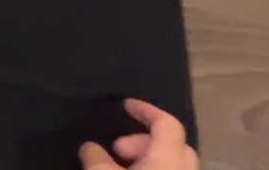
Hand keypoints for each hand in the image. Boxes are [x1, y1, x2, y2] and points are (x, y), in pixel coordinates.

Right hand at [78, 99, 198, 168]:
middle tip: (120, 148)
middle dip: (148, 138)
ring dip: (152, 159)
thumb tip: (91, 147)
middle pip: (177, 145)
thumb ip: (95, 156)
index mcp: (169, 160)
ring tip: (123, 166)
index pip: (168, 124)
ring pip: (177, 165)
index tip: (125, 105)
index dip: (147, 109)